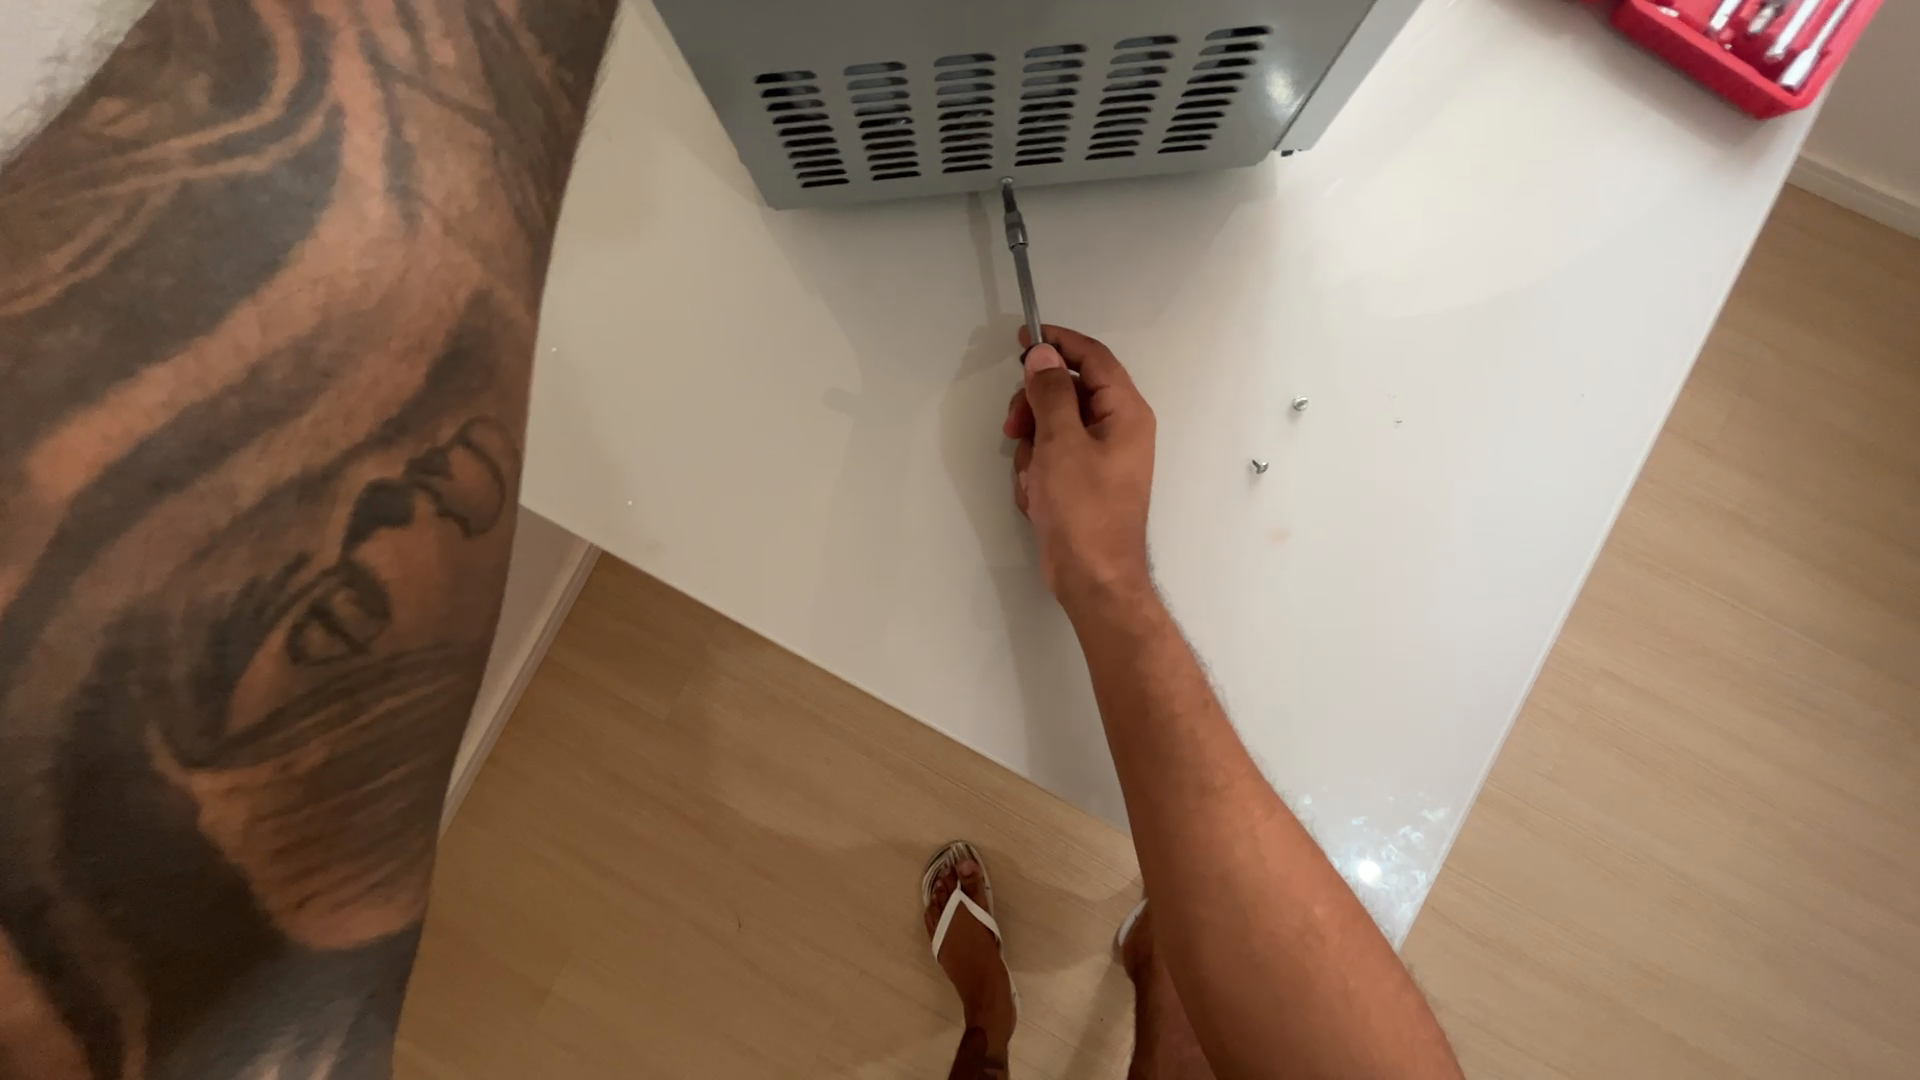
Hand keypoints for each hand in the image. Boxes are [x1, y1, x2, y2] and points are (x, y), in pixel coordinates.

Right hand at [1002, 325, 1156, 612]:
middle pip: (1069, 391)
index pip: (1093, 358)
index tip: (1024, 338)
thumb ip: (1051, 392)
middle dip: (1035, 405)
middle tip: (1014, 424)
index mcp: (1125, 413)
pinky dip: (1037, 470)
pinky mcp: (1082, 482)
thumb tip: (1042, 356)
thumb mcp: (1062, 443)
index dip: (1058, 343)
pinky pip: (1052, 457)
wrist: (1092, 577)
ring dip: (1033, 445)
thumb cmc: (1084, 511)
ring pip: (1054, 426)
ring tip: (1031, 475)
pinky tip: (1036, 494)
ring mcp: (1099, 458)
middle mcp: (1118, 430)